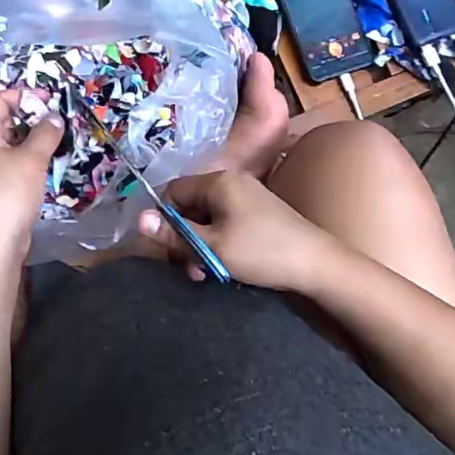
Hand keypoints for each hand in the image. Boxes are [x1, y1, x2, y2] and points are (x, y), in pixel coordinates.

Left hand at [0, 89, 63, 256]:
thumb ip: (45, 133)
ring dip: (29, 143)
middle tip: (59, 125)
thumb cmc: (7, 195)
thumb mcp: (32, 159)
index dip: (22, 96)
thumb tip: (53, 116)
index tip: (51, 103)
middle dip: (29, 119)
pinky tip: (42, 171)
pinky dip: (23, 162)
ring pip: (3, 146)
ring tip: (56, 147)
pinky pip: (4, 166)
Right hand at [133, 169, 344, 292]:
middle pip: (191, 206)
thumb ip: (174, 234)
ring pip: (208, 218)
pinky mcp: (260, 212)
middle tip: (190, 269)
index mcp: (219, 181)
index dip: (164, 220)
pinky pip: (227, 222)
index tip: (170, 250)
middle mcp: (233, 181)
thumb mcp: (212, 247)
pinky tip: (226, 266)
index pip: (173, 191)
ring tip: (207, 273)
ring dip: (202, 246)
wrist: (316, 262)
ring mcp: (249, 196)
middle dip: (185, 238)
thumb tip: (138, 220)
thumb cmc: (261, 251)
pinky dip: (220, 243)